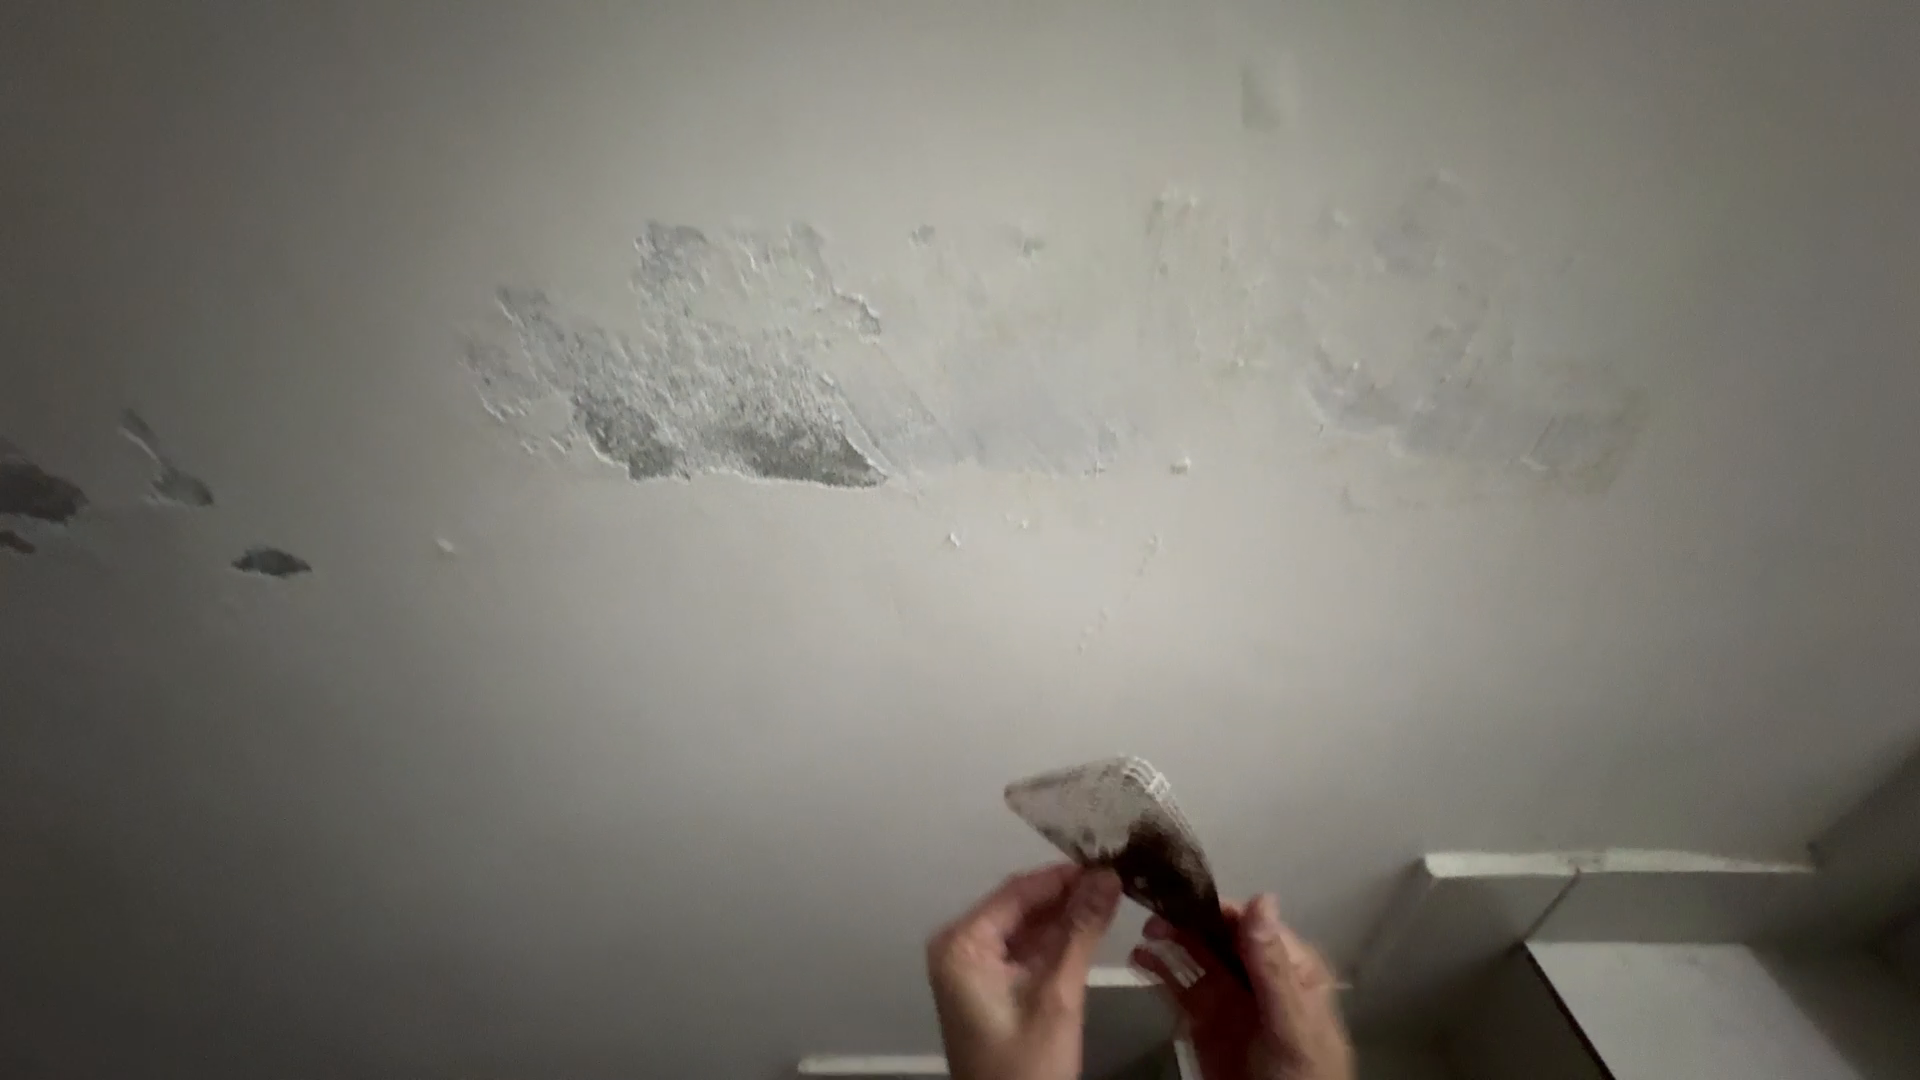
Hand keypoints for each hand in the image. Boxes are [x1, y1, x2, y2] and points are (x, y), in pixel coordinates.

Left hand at [926, 863, 1122, 1079]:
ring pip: (1025, 927)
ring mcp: (974, 968)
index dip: (1060, 876)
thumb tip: (1108, 876)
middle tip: (1112, 875)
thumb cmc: (1027, 1067)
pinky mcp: (992, 988)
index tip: (1101, 859)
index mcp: (960, 944)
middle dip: (1066, 894)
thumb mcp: (1057, 996)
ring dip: (1065, 915)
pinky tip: (1090, 923)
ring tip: (1109, 892)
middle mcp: (960, 947)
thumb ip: (1081, 931)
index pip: (1015, 893)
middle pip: (1019, 907)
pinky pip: (1025, 950)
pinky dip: (1056, 940)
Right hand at [1129, 894, 1352, 1079]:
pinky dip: (1156, 966)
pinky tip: (1138, 958)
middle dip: (1184, 916)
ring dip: (1167, 935)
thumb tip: (1260, 896)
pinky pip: (1176, 983)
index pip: (1246, 921)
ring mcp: (1226, 993)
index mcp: (1287, 964)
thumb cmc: (1302, 1077)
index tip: (1179, 892)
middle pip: (1214, 930)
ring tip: (1145, 931)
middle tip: (1152, 909)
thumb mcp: (1291, 1023)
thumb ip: (1271, 966)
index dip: (1212, 905)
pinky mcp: (1202, 1016)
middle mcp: (1254, 970)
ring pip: (1192, 951)